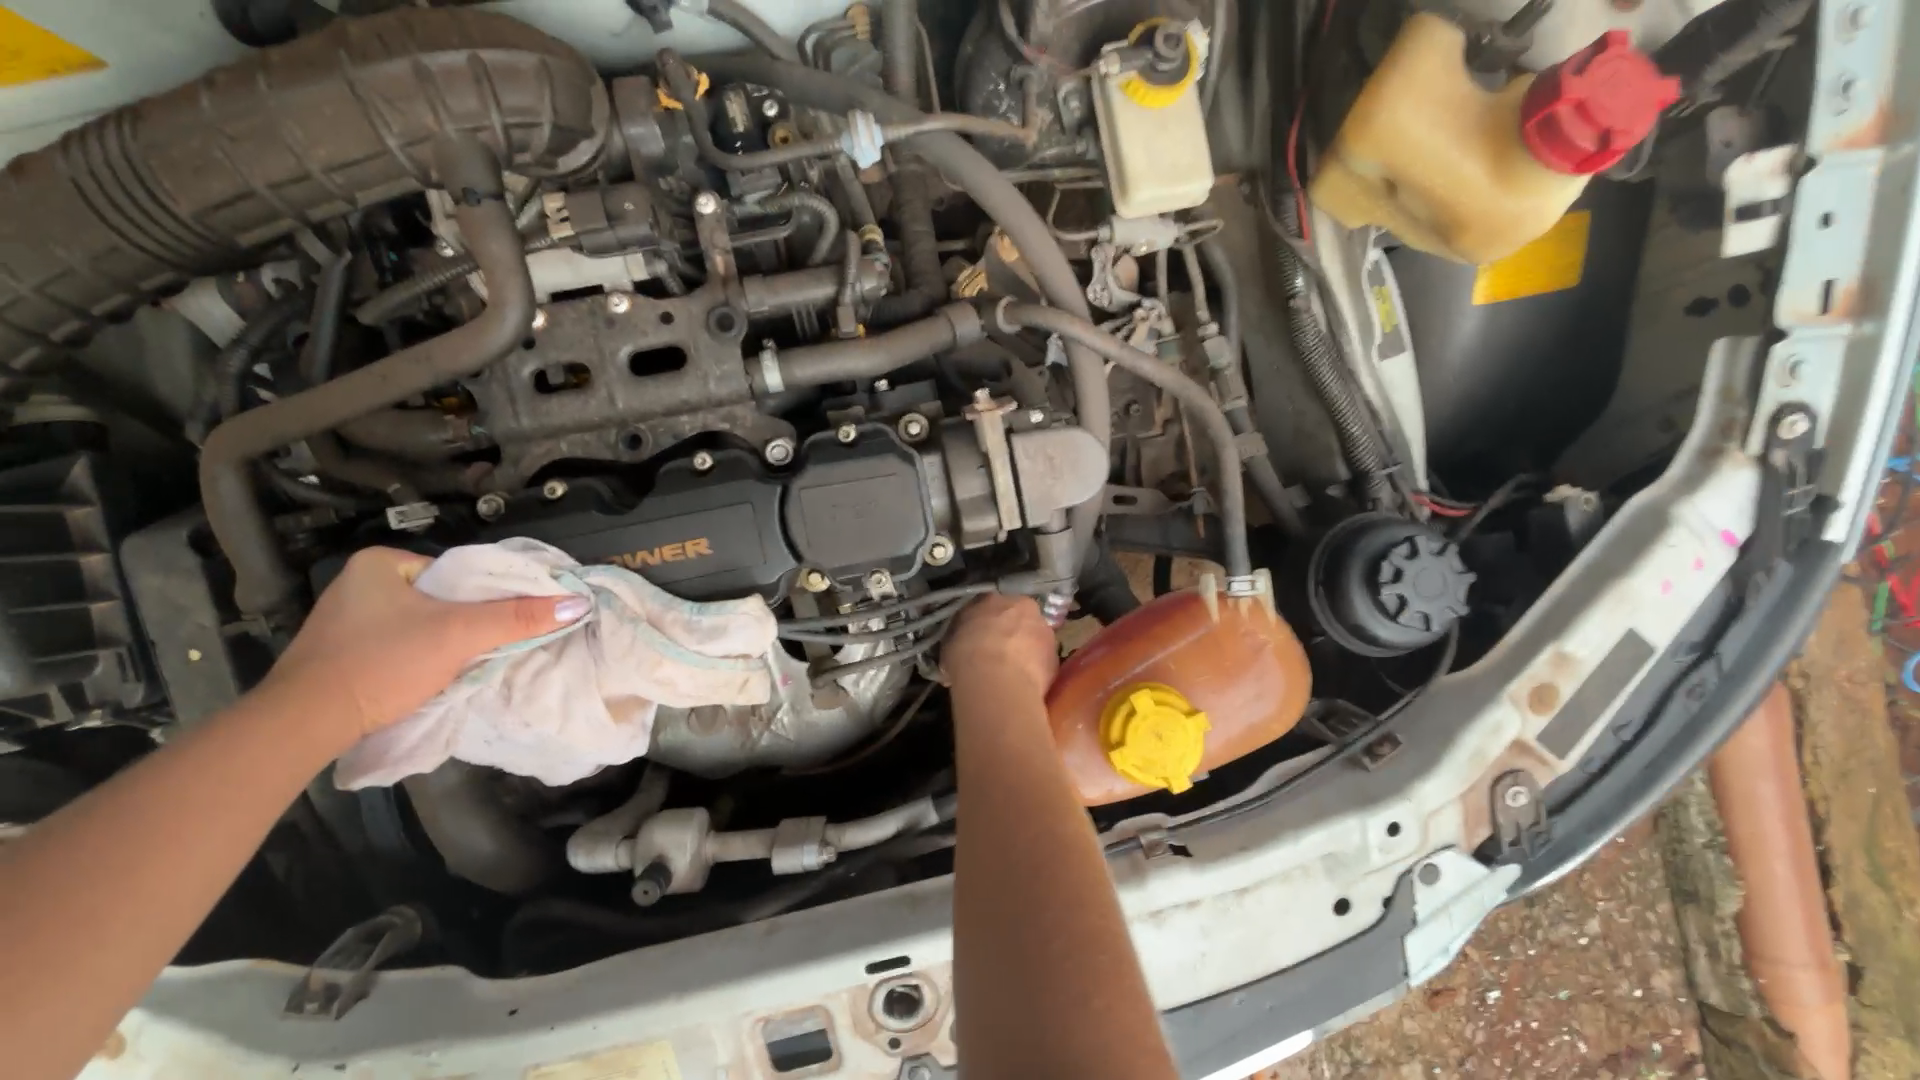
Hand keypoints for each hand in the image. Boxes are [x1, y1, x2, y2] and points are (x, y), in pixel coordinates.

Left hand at [255, 547, 588, 745]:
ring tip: (473, 659)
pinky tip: (436, 674)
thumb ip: (518, 618)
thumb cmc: (382, 664)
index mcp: (379, 563)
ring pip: (423, 625)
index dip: (491, 595)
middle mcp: (359, 584)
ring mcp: (347, 621)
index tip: (515, 617)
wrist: (306, 723)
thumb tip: (577, 604)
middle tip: (499, 640)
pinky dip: (423, 658)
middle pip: (443, 599)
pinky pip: (401, 645)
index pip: (458, 572)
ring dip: (449, 642)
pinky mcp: (342, 654)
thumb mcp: (459, 635)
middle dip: (470, 621)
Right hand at [943, 594, 1059, 693]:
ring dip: (1026, 649)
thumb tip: (962, 644)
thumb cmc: (966, 656)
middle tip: (998, 652)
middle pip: (1017, 617)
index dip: (984, 622)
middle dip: (1010, 631)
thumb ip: (961, 636)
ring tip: (1012, 671)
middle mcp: (1022, 606)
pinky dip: (1035, 668)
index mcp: (992, 599)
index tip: (978, 637)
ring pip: (1034, 637)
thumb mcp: (951, 642)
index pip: (988, 605)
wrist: (996, 681)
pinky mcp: (1056, 655)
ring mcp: (1044, 629)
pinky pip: (1043, 660)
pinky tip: (1023, 683)